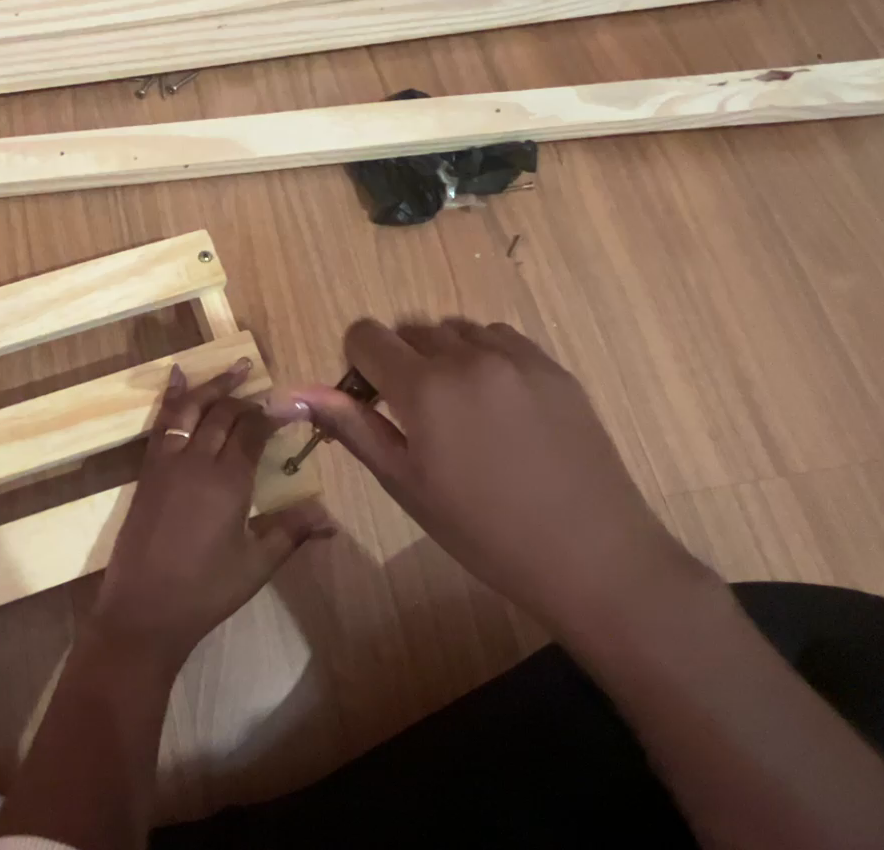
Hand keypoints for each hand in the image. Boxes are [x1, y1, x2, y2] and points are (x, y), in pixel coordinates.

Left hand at [89, 359, 334, 669]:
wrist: (143, 609)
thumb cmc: (205, 591)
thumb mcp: (256, 565)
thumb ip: (291, 533)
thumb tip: (331, 520)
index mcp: (229, 482)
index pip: (253, 431)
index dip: (272, 414)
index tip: (290, 404)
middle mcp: (197, 461)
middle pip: (224, 414)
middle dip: (246, 396)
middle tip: (264, 385)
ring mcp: (167, 462)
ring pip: (192, 409)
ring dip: (213, 385)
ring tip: (234, 366)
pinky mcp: (147, 471)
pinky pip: (162, 423)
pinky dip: (172, 397)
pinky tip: (178, 377)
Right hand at [278, 318, 710, 636]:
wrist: (590, 554)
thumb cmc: (481, 529)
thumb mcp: (404, 483)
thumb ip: (351, 426)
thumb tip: (293, 393)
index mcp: (424, 387)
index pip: (365, 335)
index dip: (357, 364)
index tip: (371, 403)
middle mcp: (468, 356)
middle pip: (409, 330)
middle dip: (398, 362)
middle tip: (415, 417)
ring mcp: (517, 357)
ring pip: (455, 331)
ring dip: (442, 356)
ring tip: (460, 412)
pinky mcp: (554, 368)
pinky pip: (500, 339)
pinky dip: (483, 357)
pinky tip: (498, 406)